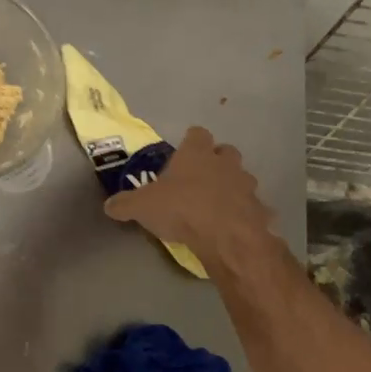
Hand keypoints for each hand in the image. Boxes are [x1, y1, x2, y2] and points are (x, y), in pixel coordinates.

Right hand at [103, 126, 277, 263]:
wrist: (226, 237)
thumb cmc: (180, 209)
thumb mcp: (140, 206)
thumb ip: (124, 204)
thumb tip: (110, 205)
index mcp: (196, 155)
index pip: (196, 134)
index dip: (190, 141)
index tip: (181, 152)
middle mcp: (224, 164)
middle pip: (225, 151)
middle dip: (216, 161)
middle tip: (199, 177)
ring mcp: (246, 186)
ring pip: (242, 178)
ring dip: (231, 186)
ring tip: (215, 204)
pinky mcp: (260, 209)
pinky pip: (253, 207)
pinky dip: (244, 213)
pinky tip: (232, 226)